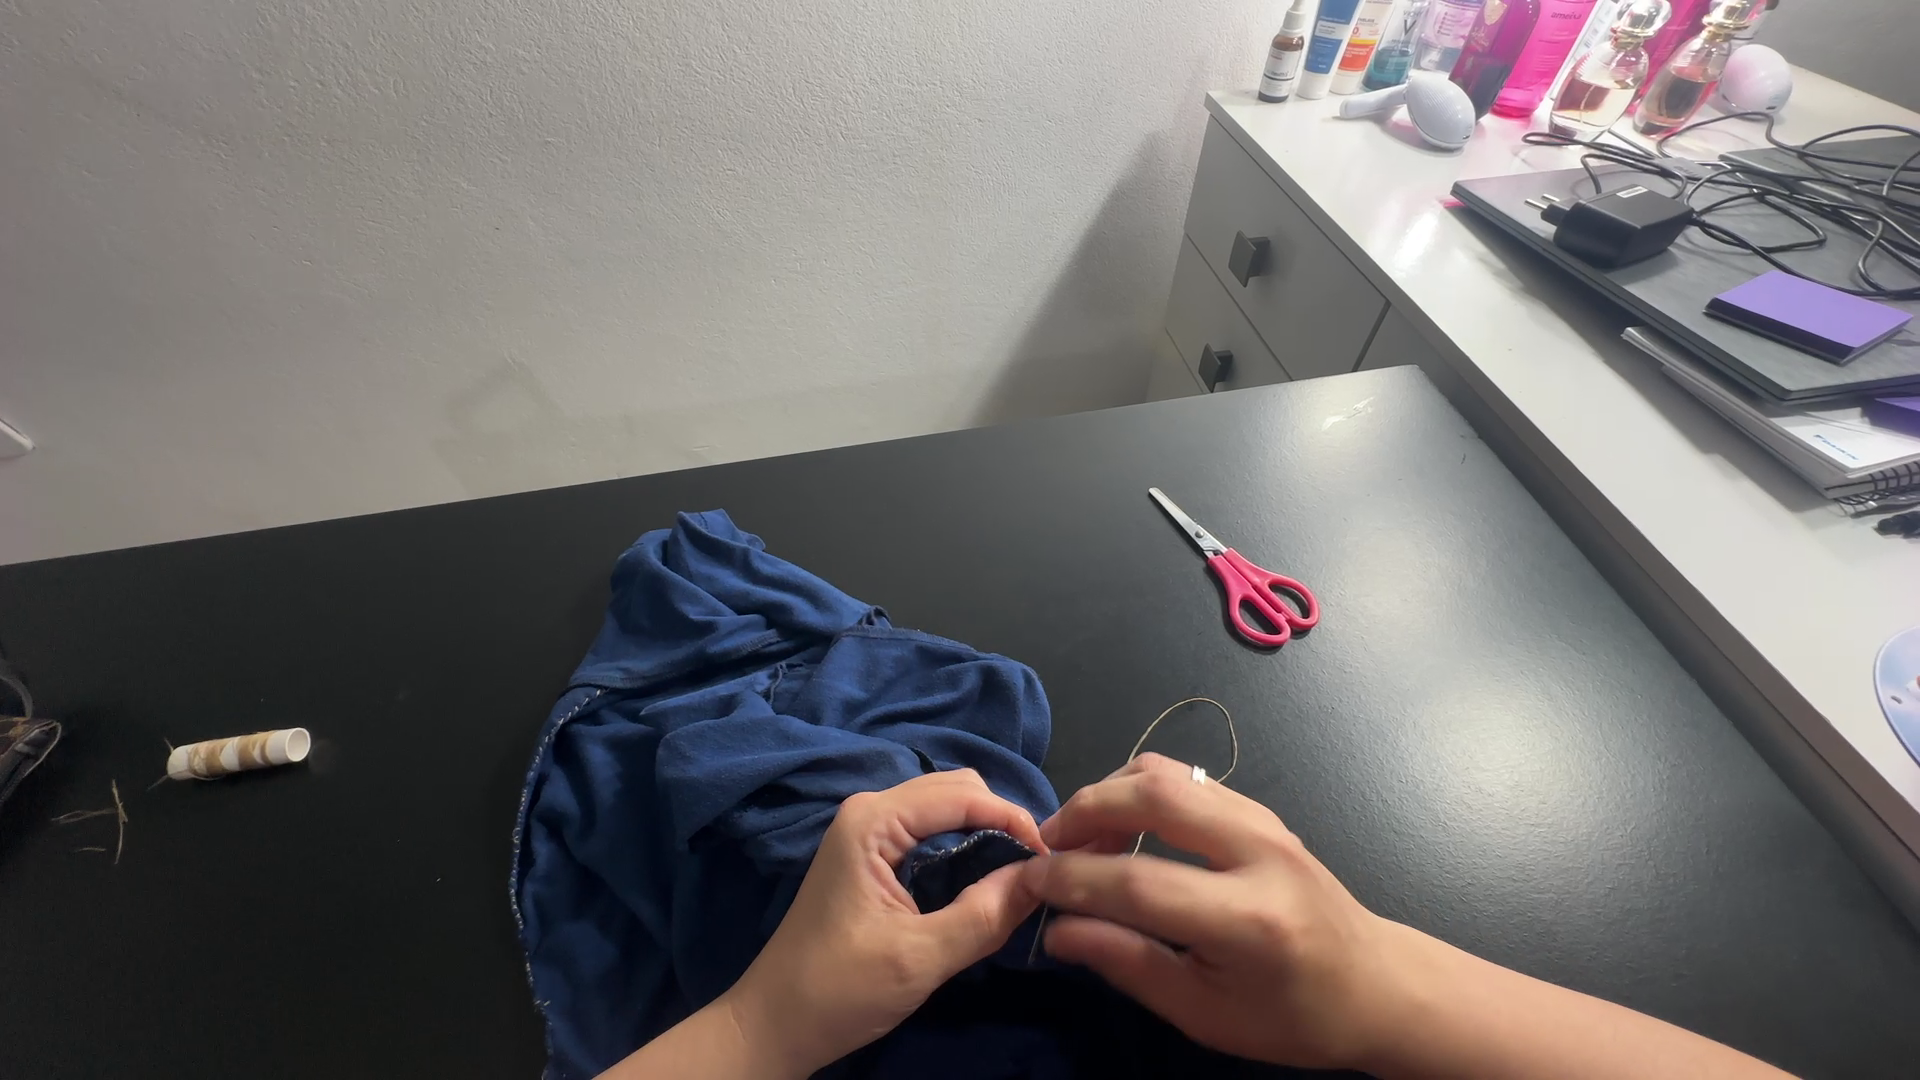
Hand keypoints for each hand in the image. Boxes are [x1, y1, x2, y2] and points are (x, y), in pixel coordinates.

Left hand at [722, 769, 1045, 1076]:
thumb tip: (1039, 878)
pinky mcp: (873, 847)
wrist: (774, 1023)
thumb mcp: (918, 960)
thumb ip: (982, 915)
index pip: (960, 795)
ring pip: (945, 803)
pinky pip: (931, 825)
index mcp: (873, 820)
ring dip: (985, 826)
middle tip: (1036, 866)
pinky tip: (982, 871)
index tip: (1048, 858)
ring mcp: (869, 826)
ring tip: (1017, 869)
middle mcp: (871, 808)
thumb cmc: (838, 991)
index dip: (1010, 818)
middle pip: (954, 788)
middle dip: (1000, 817)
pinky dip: (964, 838)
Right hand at [1018, 753, 1407, 1071]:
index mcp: (1249, 919)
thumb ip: (1127, 963)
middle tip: (1050, 843)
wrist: (1373, 981)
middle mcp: (1257, 849)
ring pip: (1162, 772)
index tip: (1029, 881)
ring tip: (1082, 835)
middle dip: (1085, 811)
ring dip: (1107, 793)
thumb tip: (1057, 929)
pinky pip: (1180, 776)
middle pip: (1151, 796)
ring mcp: (1260, 816)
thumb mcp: (1204, 1013)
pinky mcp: (1255, 804)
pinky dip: (1135, 788)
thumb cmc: (1290, 1014)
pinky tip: (1122, 823)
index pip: (1139, 883)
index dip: (1073, 880)